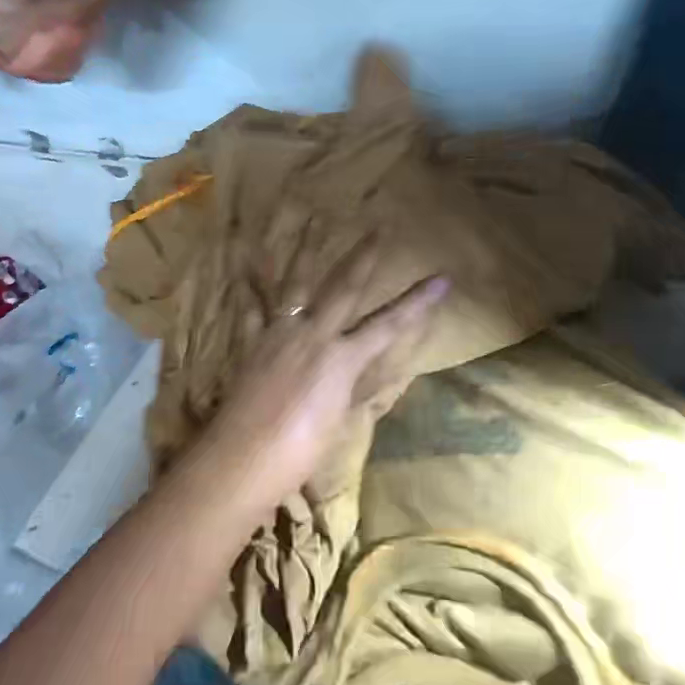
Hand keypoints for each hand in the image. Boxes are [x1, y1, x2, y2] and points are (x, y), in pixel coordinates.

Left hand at [198, 237, 449, 503]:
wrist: (243, 462)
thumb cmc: (300, 452)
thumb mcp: (337, 421)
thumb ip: (348, 389)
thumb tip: (356, 373)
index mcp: (342, 358)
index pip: (389, 324)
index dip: (418, 301)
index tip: (441, 278)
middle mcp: (314, 335)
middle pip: (344, 288)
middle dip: (364, 257)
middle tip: (377, 229)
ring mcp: (280, 335)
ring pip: (296, 285)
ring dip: (305, 253)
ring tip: (309, 222)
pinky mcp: (253, 344)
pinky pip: (252, 312)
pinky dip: (249, 292)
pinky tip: (242, 271)